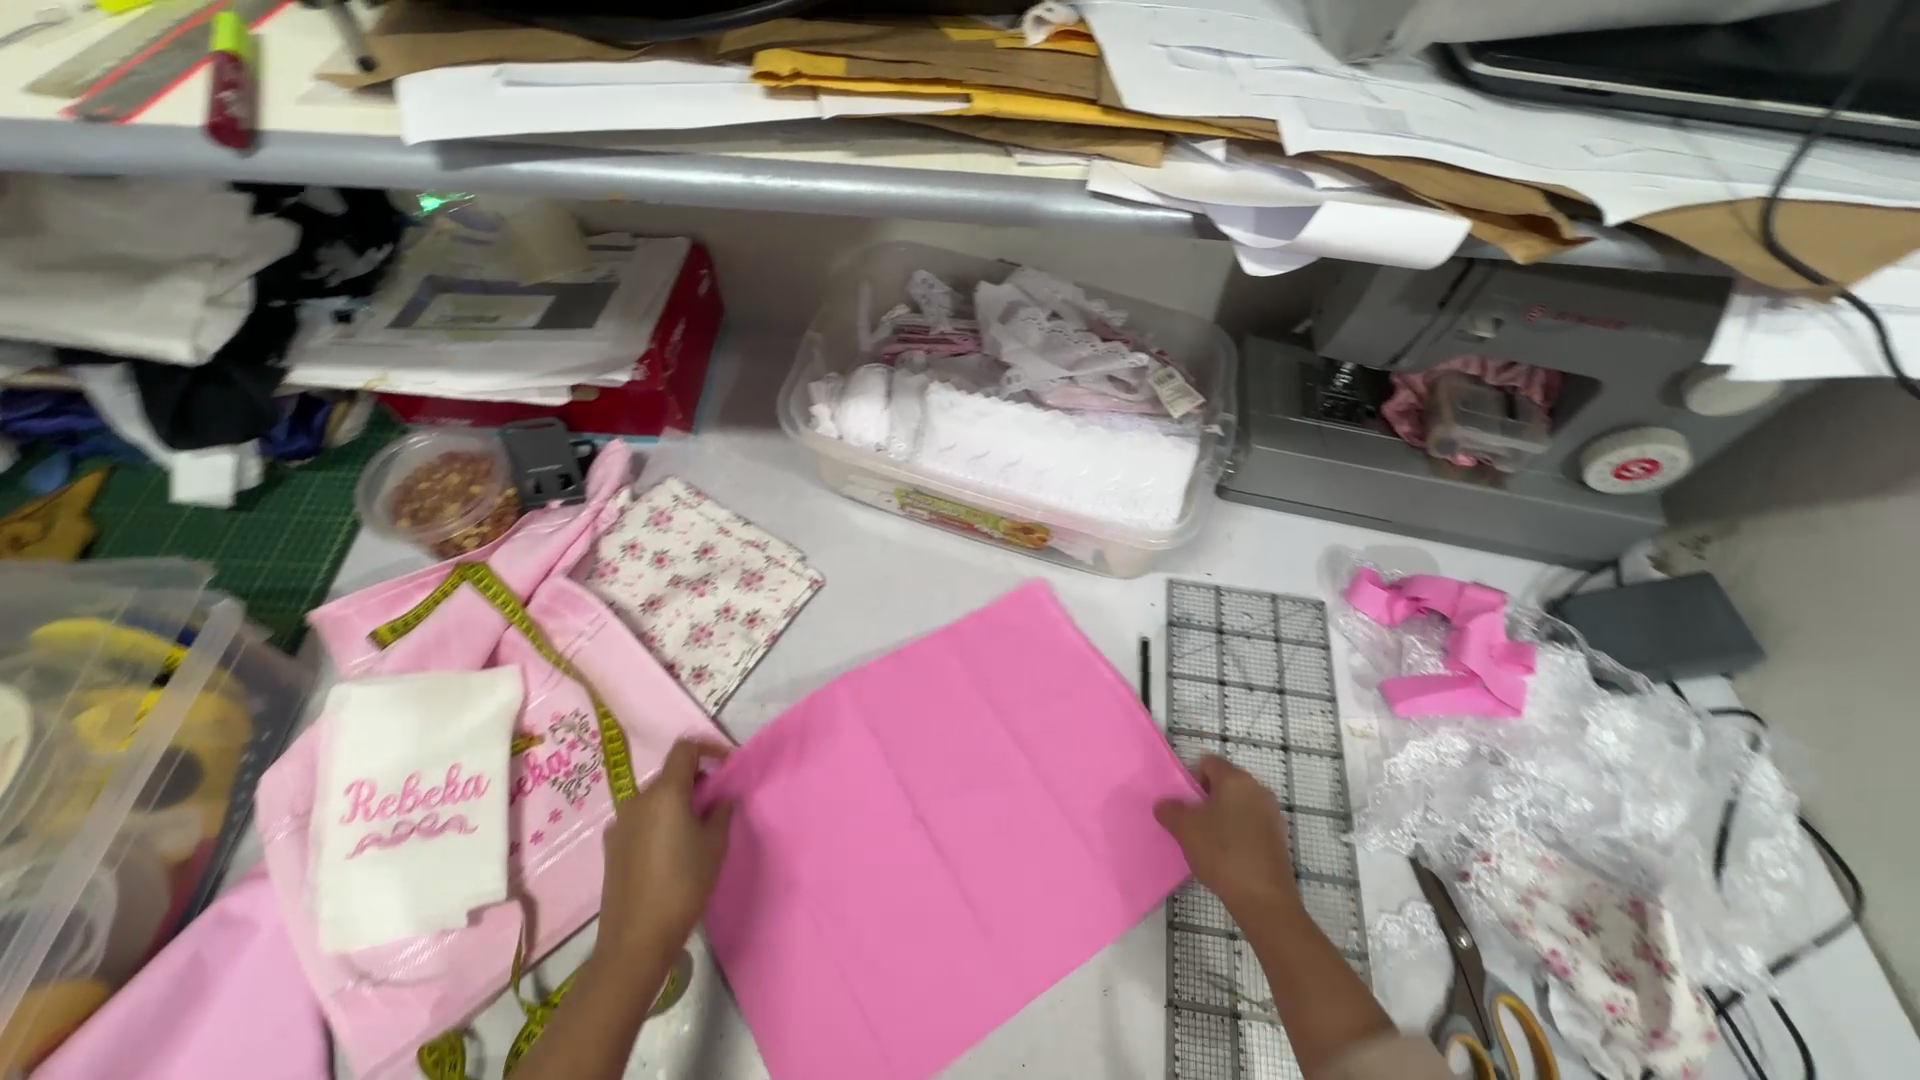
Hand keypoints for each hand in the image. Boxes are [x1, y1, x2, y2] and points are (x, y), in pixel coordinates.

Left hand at [596, 738, 734, 964]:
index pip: (685, 749)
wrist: (636, 937)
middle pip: (670, 774)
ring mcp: (620, 822)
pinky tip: (670, 850)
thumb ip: (721, 812)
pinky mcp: (612, 844)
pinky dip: (659, 821)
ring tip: (696, 830)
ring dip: (677, 802)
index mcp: (665, 793)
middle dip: (696, 780)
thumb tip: (722, 797)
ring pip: (655, 798)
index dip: (709, 750)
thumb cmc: (684, 885)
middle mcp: (638, 799)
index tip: (727, 766)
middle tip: (717, 804)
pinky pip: (641, 819)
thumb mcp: (715, 846)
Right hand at [1155, 756, 1298, 918]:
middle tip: (1190, 821)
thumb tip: (1165, 805)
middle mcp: (1258, 790)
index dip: (1190, 778)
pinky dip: (1236, 833)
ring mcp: (1272, 815)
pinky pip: (1250, 825)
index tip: (1182, 802)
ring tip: (1206, 840)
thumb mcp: (1184, 828)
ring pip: (1238, 806)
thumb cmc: (1221, 852)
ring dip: (1221, 816)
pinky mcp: (1278, 839)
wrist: (1262, 897)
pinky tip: (1225, 855)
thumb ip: (1169, 809)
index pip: (1208, 763)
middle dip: (1205, 799)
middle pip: (1225, 783)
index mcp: (1237, 779)